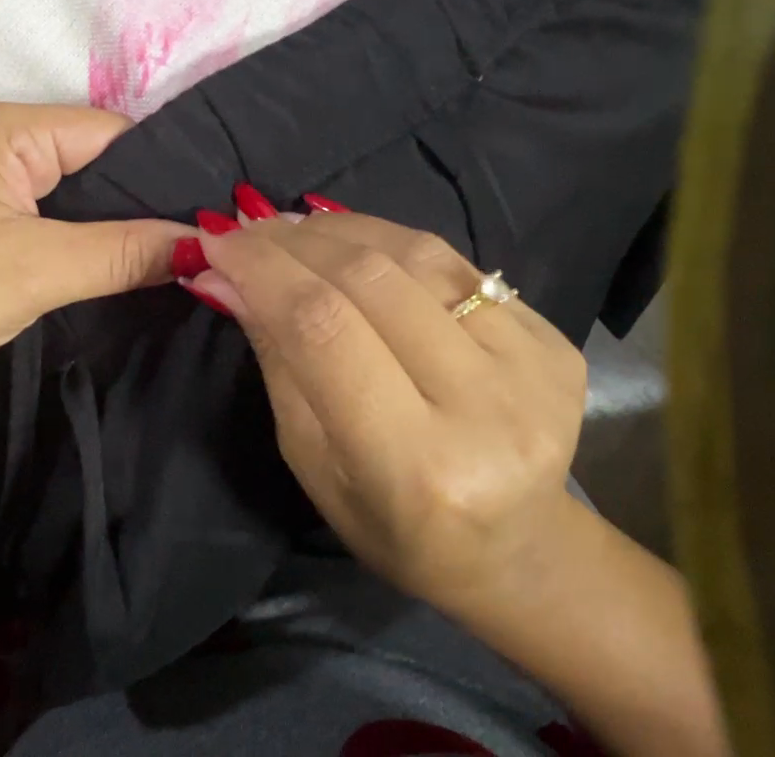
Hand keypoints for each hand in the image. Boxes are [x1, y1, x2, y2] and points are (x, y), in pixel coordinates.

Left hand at [0, 101, 190, 408]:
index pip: (108, 132)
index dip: (163, 175)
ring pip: (62, 192)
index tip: (215, 220)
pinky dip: (68, 240)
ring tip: (166, 262)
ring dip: (103, 227)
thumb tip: (208, 242)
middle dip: (136, 204)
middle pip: (86, 159)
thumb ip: (125, 252)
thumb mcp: (36, 271)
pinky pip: (33, 216)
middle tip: (200, 249)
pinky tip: (105, 269)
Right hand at [186, 203, 587, 609]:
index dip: (263, 270)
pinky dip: (392, 242)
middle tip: (246, 227)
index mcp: (413, 462)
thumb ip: (278, 360)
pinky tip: (352, 241)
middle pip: (369, 281)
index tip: (216, 241)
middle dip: (293, 242)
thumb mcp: (311, 460)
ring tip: (291, 226)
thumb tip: (226, 275)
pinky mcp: (558, 340)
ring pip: (417, 256)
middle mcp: (483, 407)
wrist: (516, 549)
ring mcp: (531, 368)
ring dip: (340, 229)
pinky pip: (457, 264)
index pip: (322, 328)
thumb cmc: (392, 524)